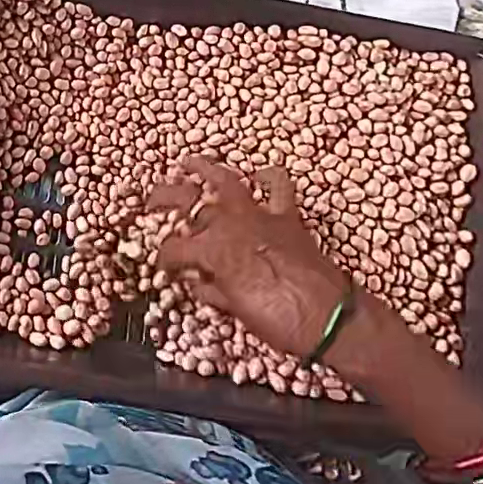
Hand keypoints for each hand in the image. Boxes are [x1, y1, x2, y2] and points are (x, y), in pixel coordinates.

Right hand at [145, 157, 356, 358]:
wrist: (331, 319)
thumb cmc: (277, 319)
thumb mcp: (234, 309)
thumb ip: (212, 289)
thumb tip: (198, 282)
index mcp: (211, 250)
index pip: (174, 248)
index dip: (164, 258)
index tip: (162, 266)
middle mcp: (230, 224)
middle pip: (188, 202)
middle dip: (164, 199)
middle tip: (152, 202)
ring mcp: (258, 216)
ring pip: (227, 181)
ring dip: (206, 170)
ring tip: (189, 163)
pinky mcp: (286, 217)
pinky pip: (278, 188)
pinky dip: (268, 178)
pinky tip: (258, 176)